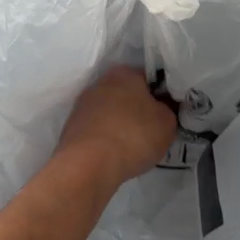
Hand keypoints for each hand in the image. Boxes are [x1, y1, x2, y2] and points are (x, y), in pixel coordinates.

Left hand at [55, 66, 176, 186]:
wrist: (87, 167)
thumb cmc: (134, 136)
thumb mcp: (167, 123)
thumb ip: (169, 110)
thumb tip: (164, 107)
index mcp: (125, 73)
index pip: (150, 79)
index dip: (161, 96)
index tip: (168, 113)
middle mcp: (100, 83)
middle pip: (127, 95)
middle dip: (139, 109)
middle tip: (152, 130)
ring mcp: (81, 107)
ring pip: (110, 113)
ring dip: (120, 125)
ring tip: (133, 147)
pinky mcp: (70, 130)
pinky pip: (97, 131)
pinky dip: (106, 140)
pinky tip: (115, 155)